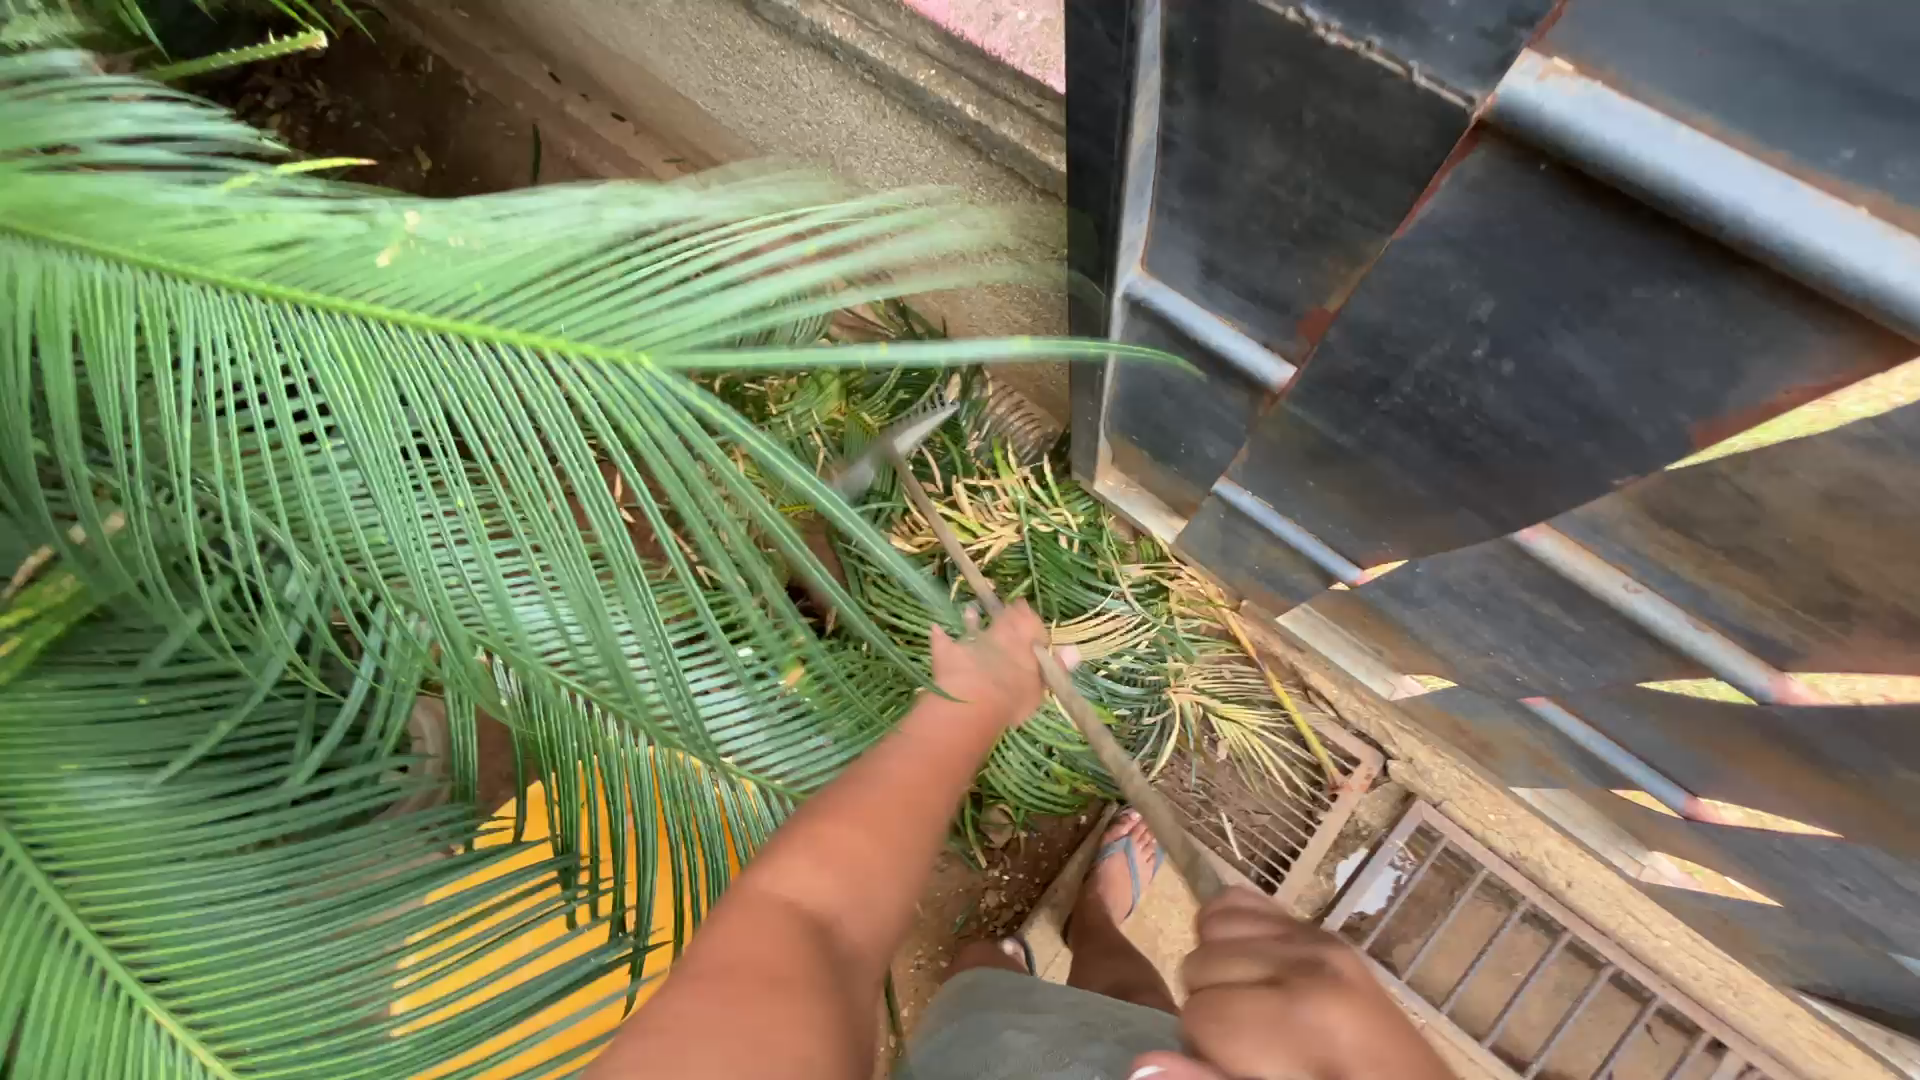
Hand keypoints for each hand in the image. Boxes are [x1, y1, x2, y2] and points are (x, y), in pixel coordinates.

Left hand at [928, 600, 1076, 729]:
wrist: (975, 700)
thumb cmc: (1014, 696)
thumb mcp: (1042, 686)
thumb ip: (1057, 667)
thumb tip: (1075, 651)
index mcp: (1024, 640)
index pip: (1030, 622)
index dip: (1030, 619)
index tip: (1029, 616)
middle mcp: (999, 633)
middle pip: (1004, 617)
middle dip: (1006, 613)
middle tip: (1007, 607)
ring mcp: (972, 640)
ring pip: (973, 623)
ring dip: (973, 617)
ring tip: (970, 611)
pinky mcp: (948, 650)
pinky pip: (942, 639)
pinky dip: (940, 635)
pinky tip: (936, 629)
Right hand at [1132, 888, 1453, 1079]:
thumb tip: (1140, 1063)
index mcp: (1311, 1015)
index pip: (1199, 1015)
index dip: (1211, 1056)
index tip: (1249, 1074)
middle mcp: (1315, 959)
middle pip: (1198, 966)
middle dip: (1215, 1017)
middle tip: (1260, 1056)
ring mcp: (1319, 933)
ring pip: (1209, 927)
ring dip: (1221, 974)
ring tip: (1261, 1020)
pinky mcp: (1318, 926)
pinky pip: (1237, 902)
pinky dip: (1232, 937)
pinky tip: (1260, 980)